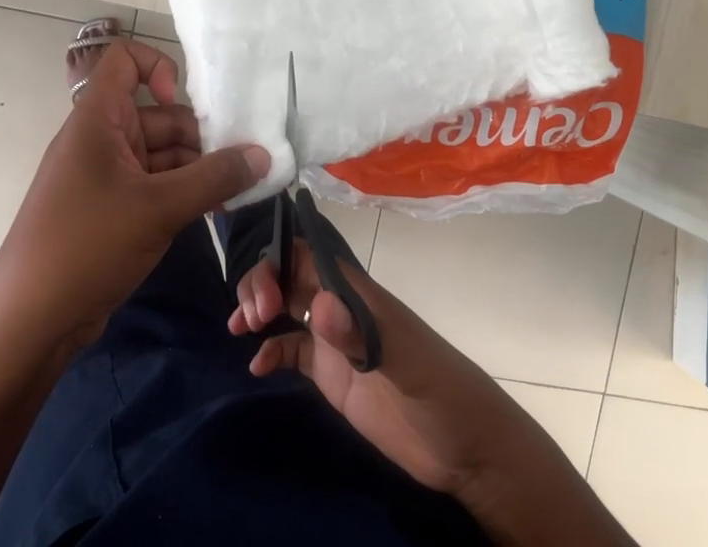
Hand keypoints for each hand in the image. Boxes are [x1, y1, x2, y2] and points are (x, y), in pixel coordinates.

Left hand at [0, 38, 268, 350]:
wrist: (32, 319)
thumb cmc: (89, 245)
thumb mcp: (159, 208)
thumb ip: (216, 178)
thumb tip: (263, 155)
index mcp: (97, 120)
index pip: (124, 60)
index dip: (159, 67)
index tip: (187, 102)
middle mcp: (100, 140)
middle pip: (157, 115)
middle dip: (200, 136)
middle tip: (242, 164)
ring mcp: (104, 177)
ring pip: (161, 154)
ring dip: (198, 170)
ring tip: (237, 194)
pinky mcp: (111, 210)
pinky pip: (154, 186)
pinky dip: (183, 193)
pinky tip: (215, 212)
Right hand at [230, 245, 519, 496]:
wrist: (467, 450)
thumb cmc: (445, 396)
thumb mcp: (408, 365)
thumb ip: (364, 337)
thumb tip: (319, 306)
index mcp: (360, 297)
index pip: (312, 257)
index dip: (280, 262)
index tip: (263, 296)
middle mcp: (344, 311)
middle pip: (292, 277)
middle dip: (263, 284)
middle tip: (251, 317)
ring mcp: (336, 343)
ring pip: (288, 308)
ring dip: (259, 310)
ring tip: (240, 329)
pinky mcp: (332, 375)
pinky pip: (292, 352)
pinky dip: (270, 353)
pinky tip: (257, 368)